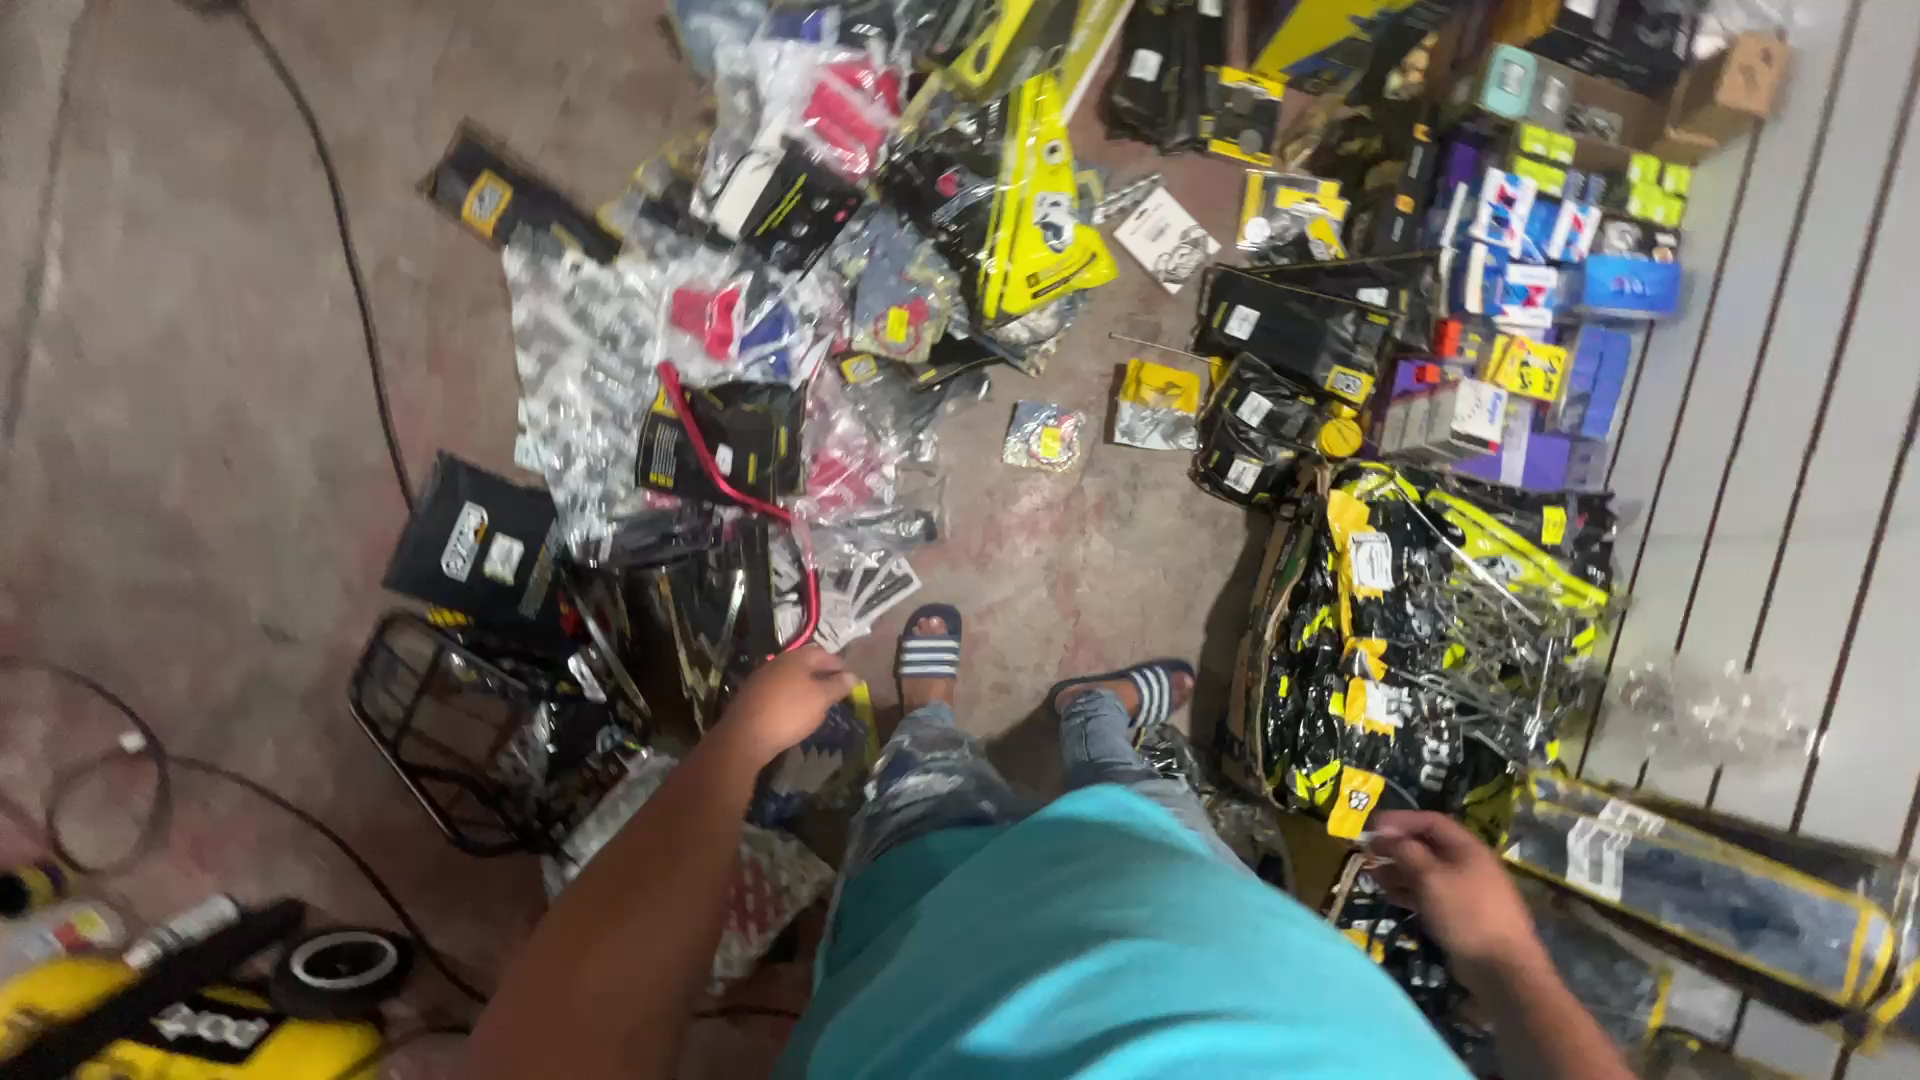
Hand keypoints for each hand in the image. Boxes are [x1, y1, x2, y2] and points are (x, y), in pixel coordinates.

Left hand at [714, 645, 856, 766]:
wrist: (745, 735)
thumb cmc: (790, 712)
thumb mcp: (821, 699)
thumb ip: (838, 686)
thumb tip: (853, 675)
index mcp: (799, 657)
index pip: (826, 654)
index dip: (841, 666)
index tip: (851, 680)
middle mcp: (780, 660)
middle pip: (807, 662)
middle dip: (823, 672)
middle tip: (835, 688)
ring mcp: (764, 676)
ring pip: (792, 675)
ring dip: (806, 683)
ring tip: (818, 699)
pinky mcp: (753, 693)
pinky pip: (780, 687)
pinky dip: (791, 693)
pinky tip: (794, 708)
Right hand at [1365, 811, 1547, 990]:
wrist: (1503, 969)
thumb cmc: (1465, 912)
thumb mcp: (1430, 876)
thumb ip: (1404, 851)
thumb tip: (1385, 837)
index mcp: (1467, 848)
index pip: (1430, 821)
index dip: (1400, 820)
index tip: (1373, 827)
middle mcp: (1467, 865)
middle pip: (1426, 846)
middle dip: (1395, 847)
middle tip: (1368, 852)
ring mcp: (1464, 891)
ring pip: (1424, 871)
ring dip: (1397, 870)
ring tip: (1373, 877)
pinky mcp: (1459, 914)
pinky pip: (1428, 894)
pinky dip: (1408, 891)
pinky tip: (1389, 896)